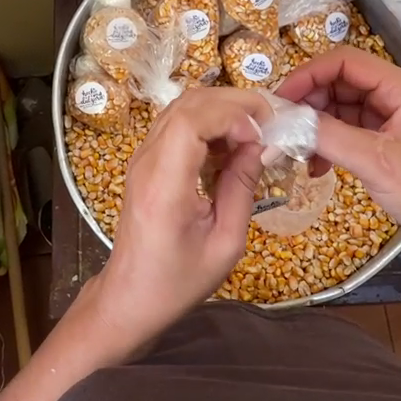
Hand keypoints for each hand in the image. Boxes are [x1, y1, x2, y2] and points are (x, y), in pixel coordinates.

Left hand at [92, 86, 270, 339]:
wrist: (130, 296)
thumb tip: (261, 146)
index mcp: (164, 185)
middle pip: (188, 104)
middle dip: (233, 103)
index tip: (260, 136)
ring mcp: (141, 157)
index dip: (229, 115)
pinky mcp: (145, 160)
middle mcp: (147, 161)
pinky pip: (177, 123)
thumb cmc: (178, 280)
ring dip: (221, 109)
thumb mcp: (225, 244)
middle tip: (270, 123)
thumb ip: (242, 189)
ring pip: (182, 107)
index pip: (190, 121)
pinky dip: (208, 122)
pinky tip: (230, 145)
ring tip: (254, 132)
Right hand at [276, 47, 400, 254]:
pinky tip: (316, 167)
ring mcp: (395, 118)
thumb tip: (285, 120)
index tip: (279, 100)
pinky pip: (351, 130)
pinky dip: (331, 144)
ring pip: (343, 107)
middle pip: (342, 83)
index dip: (308, 74)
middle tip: (283, 128)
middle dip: (309, 103)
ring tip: (296, 152)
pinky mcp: (391, 141)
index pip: (345, 62)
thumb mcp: (377, 163)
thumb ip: (330, 136)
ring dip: (317, 127)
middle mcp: (398, 95)